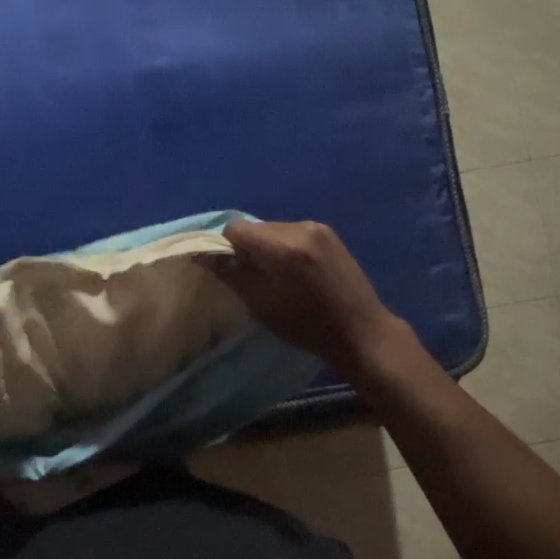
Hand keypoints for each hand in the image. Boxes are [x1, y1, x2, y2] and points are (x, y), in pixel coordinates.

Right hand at [216, 219, 400, 374]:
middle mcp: (300, 227)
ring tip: (275, 277)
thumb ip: (230, 273)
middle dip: (247, 247)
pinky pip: (294, 233)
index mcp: (282, 246)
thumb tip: (201, 254)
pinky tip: (294, 272)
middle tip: (252, 278)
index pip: (235, 228)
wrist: (358, 330)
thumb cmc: (304, 325)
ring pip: (274, 229)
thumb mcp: (260, 303)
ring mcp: (318, 228)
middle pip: (256, 227)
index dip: (225, 247)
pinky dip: (285, 248)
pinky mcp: (330, 235)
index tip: (230, 271)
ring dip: (266, 248)